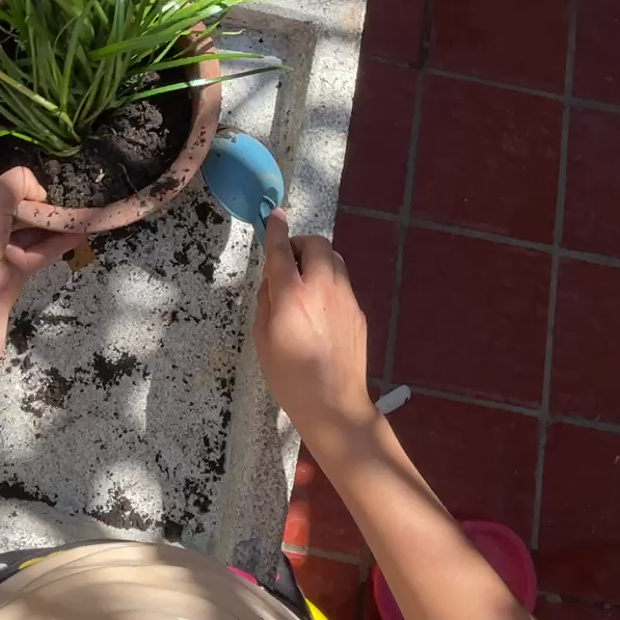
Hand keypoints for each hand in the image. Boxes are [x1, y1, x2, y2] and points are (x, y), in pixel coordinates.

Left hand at [0, 168, 85, 319]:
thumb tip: (36, 188)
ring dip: (53, 217)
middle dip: (36, 194)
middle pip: (13, 203)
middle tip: (67, 184)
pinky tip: (83, 230)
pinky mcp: (16, 272)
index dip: (3, 169)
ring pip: (30, 228)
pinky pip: (42, 250)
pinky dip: (60, 240)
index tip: (32, 163)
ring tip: (83, 205)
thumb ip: (13, 184)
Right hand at [252, 210, 376, 443]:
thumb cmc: (289, 376)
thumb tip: (273, 281)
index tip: (275, 214)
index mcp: (292, 296)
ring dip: (317, 260)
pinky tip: (320, 309)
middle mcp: (321, 289)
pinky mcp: (358, 312)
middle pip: (317, 245)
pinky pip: (342, 283)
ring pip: (334, 259)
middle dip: (301, 244)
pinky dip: (328, 282)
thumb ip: (266, 301)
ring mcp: (345, 299)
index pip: (282, 251)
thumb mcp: (262, 338)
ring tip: (305, 282)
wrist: (334, 404)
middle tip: (289, 262)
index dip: (277, 229)